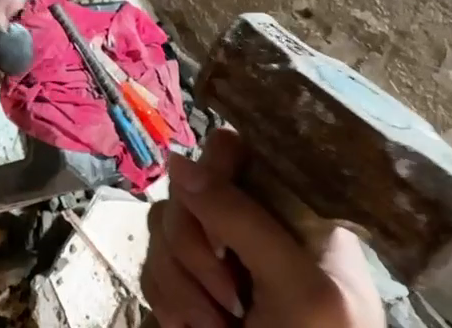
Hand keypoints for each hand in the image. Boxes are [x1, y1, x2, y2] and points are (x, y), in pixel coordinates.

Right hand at [143, 128, 383, 327]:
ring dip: (180, 283)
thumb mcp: (301, 292)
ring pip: (160, 227)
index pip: (235, 151)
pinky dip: (167, 301)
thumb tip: (175, 159)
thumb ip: (242, 219)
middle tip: (228, 297)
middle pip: (187, 189)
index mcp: (295, 215)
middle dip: (193, 245)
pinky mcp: (187, 288)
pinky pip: (150, 264)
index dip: (214, 170)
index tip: (213, 205)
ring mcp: (217, 258)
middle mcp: (252, 226)